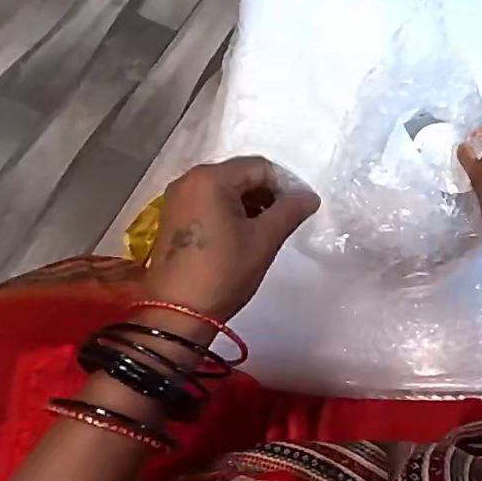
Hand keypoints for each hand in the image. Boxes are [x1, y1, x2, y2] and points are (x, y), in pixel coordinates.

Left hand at [144, 156, 319, 321]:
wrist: (178, 313)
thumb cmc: (224, 272)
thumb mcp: (264, 240)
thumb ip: (290, 211)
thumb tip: (309, 197)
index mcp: (210, 178)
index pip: (260, 168)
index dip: (285, 186)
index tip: (299, 210)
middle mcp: (189, 180)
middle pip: (239, 175)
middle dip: (266, 194)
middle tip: (283, 222)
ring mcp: (176, 198)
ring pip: (223, 189)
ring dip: (248, 204)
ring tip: (264, 231)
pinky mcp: (172, 217)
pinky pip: (208, 202)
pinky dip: (228, 212)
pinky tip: (241, 236)